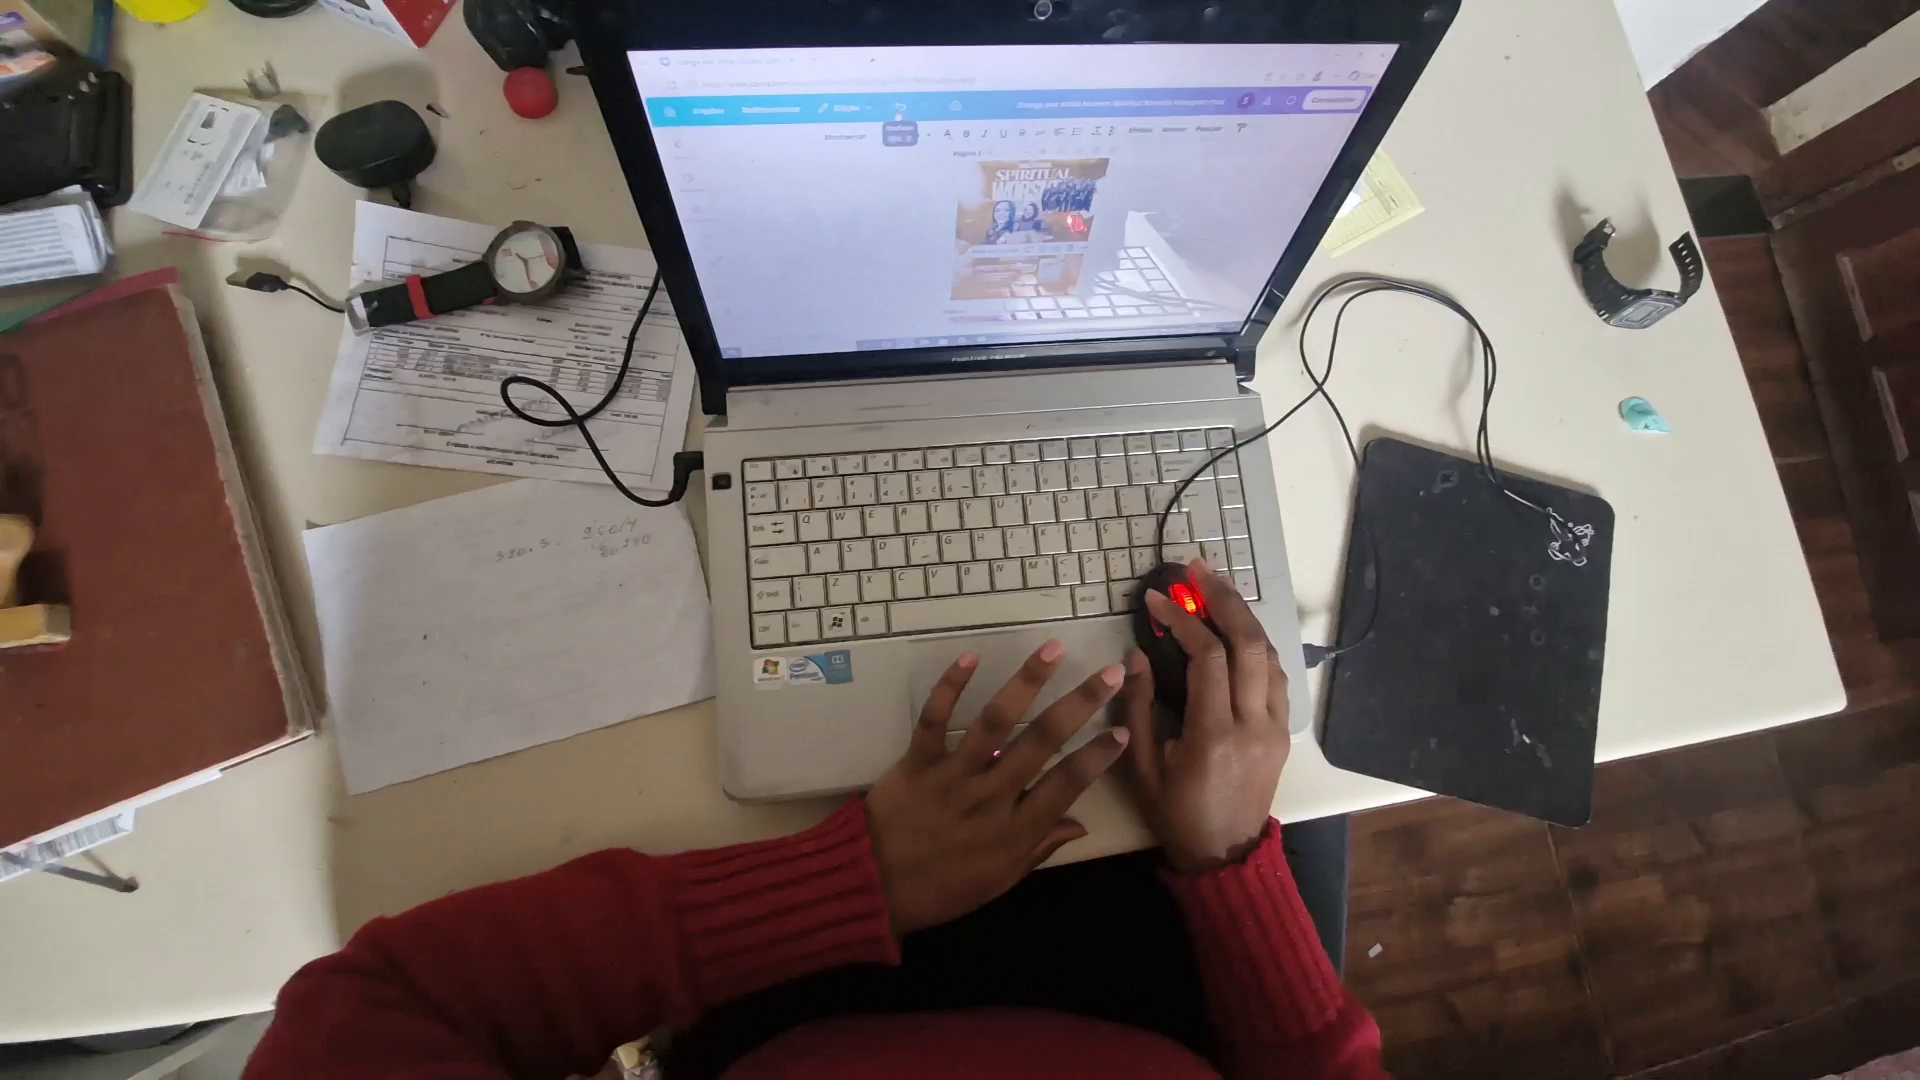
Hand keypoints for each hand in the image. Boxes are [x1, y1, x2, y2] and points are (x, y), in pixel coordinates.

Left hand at [865, 642, 1129, 935]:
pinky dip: (950, 685)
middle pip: (1042, 742)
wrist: (871, 887)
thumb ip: (1040, 848)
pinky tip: (971, 655)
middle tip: (1109, 673)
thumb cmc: (941, 889)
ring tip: (1053, 649)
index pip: (1067, 785)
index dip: (1098, 757)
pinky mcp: (919, 759)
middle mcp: (991, 796)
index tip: (1122, 730)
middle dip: (1080, 704)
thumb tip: (1080, 823)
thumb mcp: (999, 881)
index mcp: (1015, 830)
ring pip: (995, 721)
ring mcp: (954, 774)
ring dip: (1027, 681)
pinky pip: (935, 718)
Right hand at [1117, 558, 1290, 874]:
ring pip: (1269, 655)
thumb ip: (1136, 708)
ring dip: (1244, 616)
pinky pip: (1274, 675)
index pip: (1206, 658)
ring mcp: (1275, 727)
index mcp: (1214, 735)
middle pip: (1249, 644)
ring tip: (1216, 588)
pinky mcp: (1282, 732)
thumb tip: (1136, 656)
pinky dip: (1256, 643)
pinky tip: (1236, 627)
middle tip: (1198, 569)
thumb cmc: (1174, 814)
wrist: (1226, 857)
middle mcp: (1253, 725)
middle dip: (1223, 599)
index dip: (1182, 621)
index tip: (1157, 599)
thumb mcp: (1139, 767)